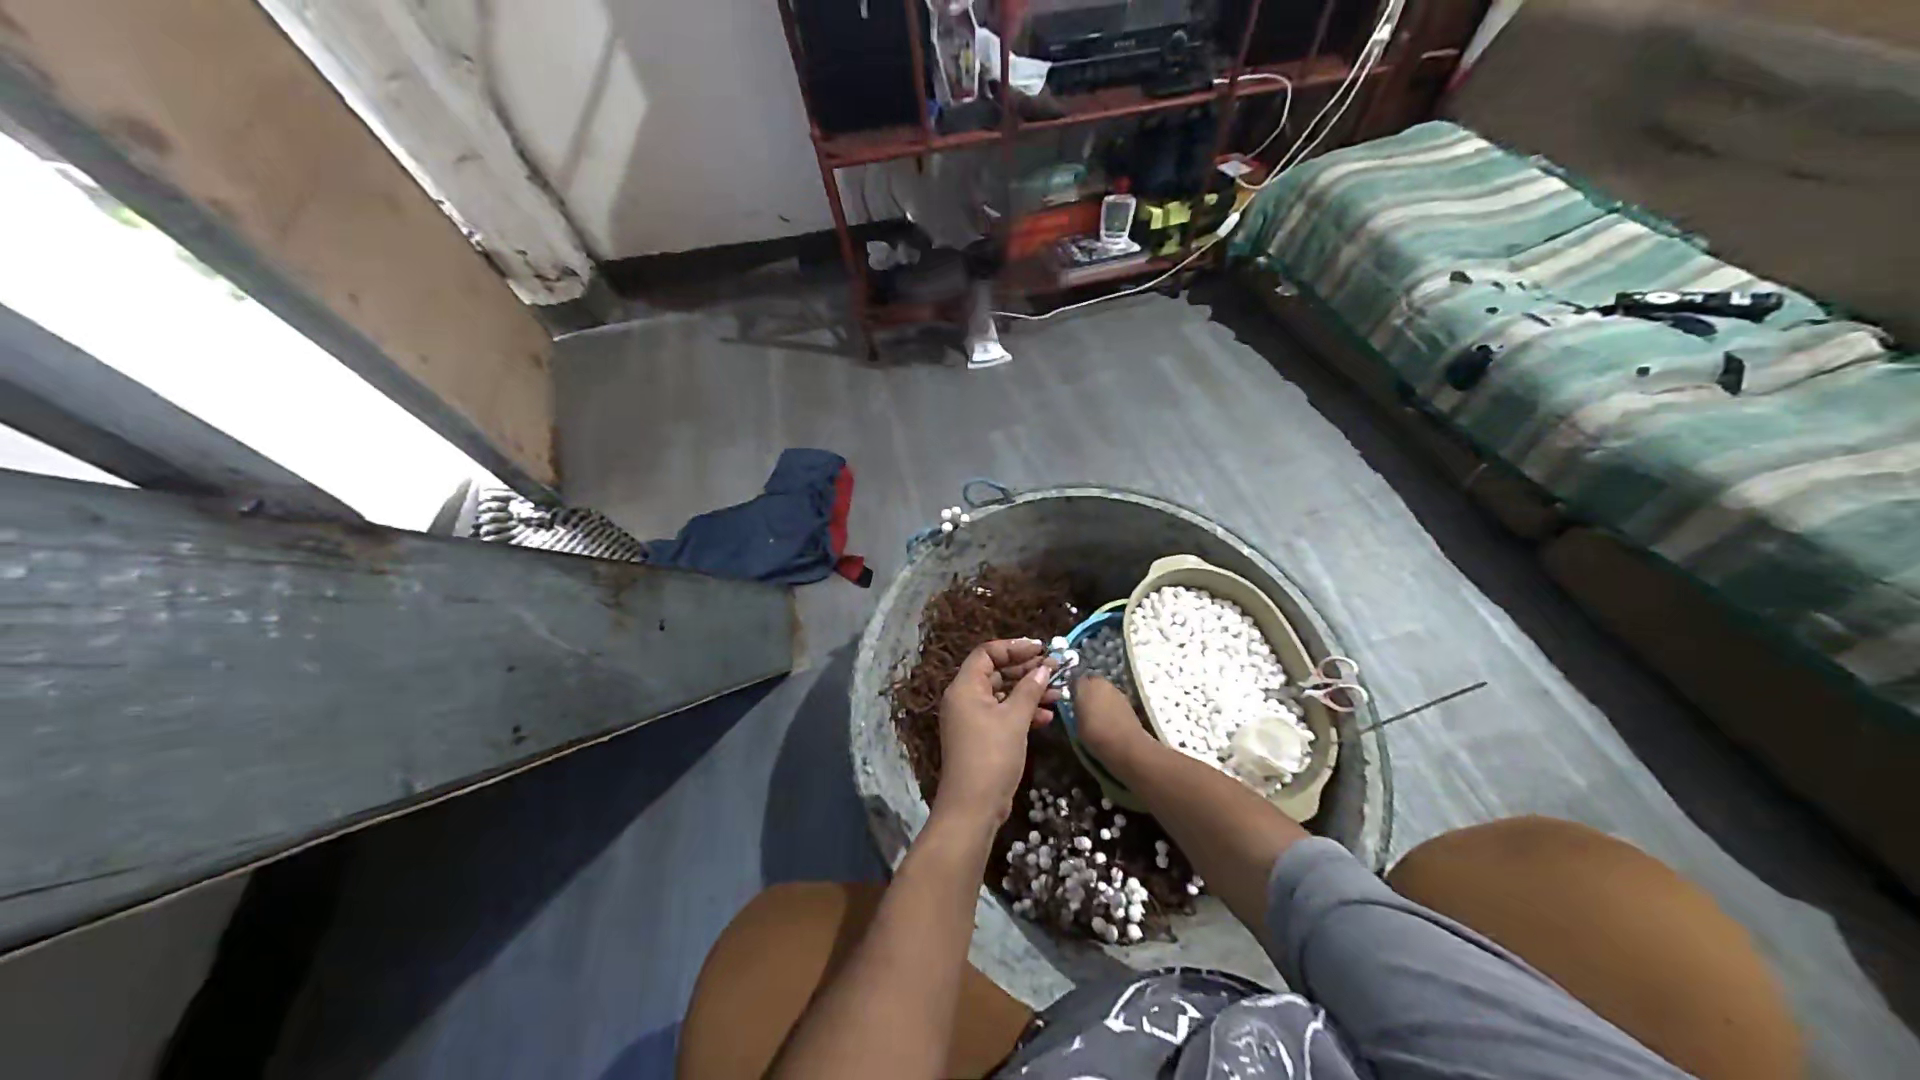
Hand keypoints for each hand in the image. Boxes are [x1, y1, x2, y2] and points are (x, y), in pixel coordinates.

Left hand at [935, 639, 1058, 825]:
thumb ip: (1030, 690)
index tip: (1041, 649)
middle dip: (1026, 670)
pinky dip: (1023, 712)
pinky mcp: (981, 736)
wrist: (973, 806)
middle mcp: (965, 698)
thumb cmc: (992, 755)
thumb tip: (1044, 668)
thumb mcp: (1015, 719)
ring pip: (1002, 694)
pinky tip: (1047, 718)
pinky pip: (1002, 714)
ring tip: (1058, 694)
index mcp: (965, 687)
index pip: (987, 653)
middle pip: (995, 672)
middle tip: (1054, 669)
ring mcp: (972, 718)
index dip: (1014, 648)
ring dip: (1029, 692)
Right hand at [1071, 675, 1152, 763]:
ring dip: (1100, 696)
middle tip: (1084, 706)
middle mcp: (1100, 683)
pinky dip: (1110, 703)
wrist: (1126, 744)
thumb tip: (1077, 706)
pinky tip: (1109, 717)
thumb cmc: (1095, 735)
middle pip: (1091, 681)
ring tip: (1097, 713)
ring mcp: (1115, 690)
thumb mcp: (1076, 724)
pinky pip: (1113, 697)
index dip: (1073, 690)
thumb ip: (1076, 710)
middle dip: (1087, 690)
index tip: (1071, 701)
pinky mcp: (1127, 699)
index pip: (1074, 681)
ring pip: (1103, 689)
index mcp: (1084, 687)